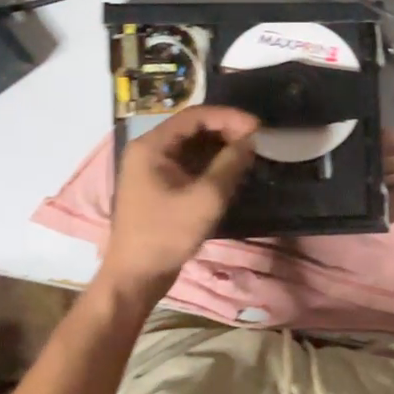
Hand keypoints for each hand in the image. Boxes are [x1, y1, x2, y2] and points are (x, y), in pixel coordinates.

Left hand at [99, 105, 258, 297]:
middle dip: (225, 132)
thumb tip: (250, 141)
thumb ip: (230, 164)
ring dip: (220, 149)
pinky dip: (210, 165)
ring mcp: (151, 170)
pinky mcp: (158, 188)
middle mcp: (148, 151)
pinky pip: (187, 165)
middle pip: (192, 129)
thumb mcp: (205, 199)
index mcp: (152, 146)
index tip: (257, 127)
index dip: (228, 117)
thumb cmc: (166, 234)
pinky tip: (232, 172)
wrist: (135, 276)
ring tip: (249, 155)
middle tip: (256, 141)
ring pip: (191, 148)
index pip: (194, 116)